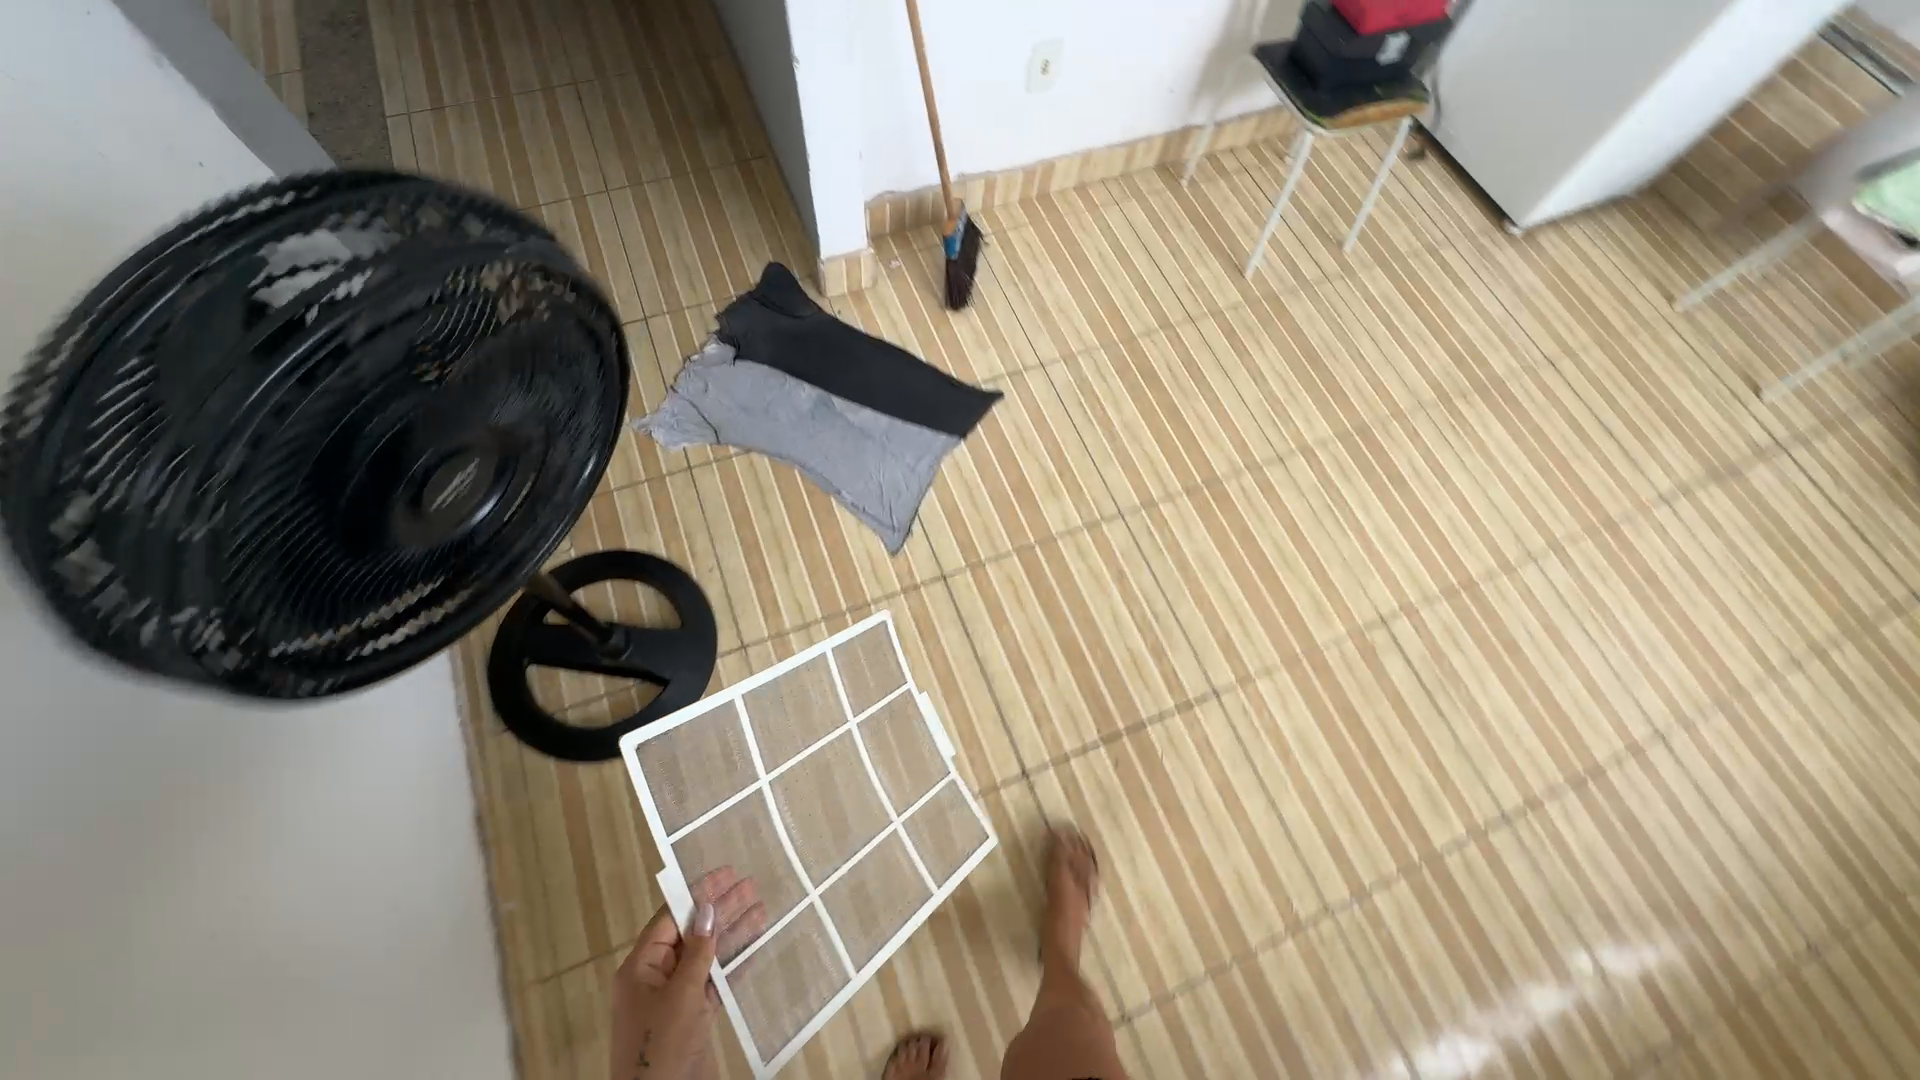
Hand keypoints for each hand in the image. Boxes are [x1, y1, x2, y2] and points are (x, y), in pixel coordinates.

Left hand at [609, 868, 766, 1079]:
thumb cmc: (661, 1046)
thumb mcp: (680, 995)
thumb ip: (697, 951)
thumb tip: (707, 909)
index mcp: (640, 968)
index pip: (671, 918)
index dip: (699, 894)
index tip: (727, 873)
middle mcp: (656, 978)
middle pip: (692, 933)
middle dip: (721, 910)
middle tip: (752, 886)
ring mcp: (675, 999)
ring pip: (707, 956)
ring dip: (733, 934)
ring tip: (762, 910)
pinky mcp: (692, 1018)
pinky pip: (715, 982)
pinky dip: (735, 964)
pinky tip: (756, 947)